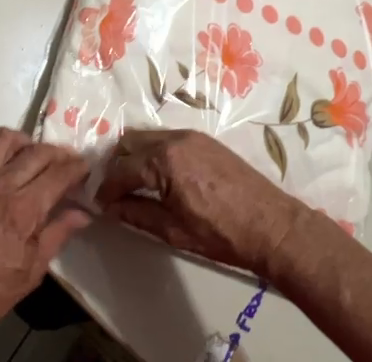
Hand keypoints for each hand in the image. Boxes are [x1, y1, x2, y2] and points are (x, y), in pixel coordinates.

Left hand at [0, 128, 92, 341]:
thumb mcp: (35, 267)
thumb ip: (59, 232)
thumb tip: (83, 213)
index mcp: (24, 209)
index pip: (58, 173)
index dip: (76, 167)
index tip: (86, 167)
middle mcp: (1, 185)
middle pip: (37, 151)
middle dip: (58, 153)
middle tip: (68, 162)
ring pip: (5, 138)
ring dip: (25, 142)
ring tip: (34, 156)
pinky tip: (3, 159)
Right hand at [97, 130, 303, 273]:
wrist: (272, 227)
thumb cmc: (221, 235)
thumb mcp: (173, 231)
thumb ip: (136, 214)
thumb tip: (110, 208)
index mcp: (163, 161)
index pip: (121, 169)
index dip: (106, 188)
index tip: (99, 204)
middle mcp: (174, 139)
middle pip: (129, 142)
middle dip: (116, 164)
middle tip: (114, 190)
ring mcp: (191, 135)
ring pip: (148, 136)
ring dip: (134, 155)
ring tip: (134, 183)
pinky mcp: (204, 139)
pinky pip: (167, 138)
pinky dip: (154, 151)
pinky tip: (159, 175)